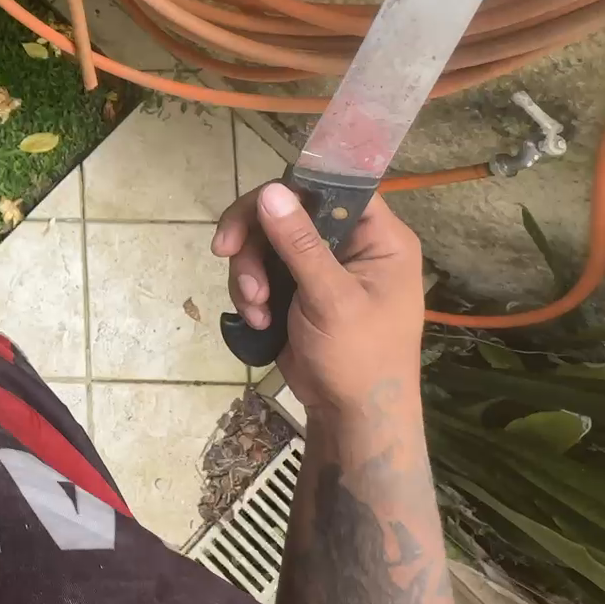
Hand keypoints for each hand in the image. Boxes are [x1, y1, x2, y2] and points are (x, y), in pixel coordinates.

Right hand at [212, 183, 424, 418]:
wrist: (349, 415)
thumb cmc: (359, 358)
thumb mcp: (330, 298)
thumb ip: (299, 243)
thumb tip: (271, 191)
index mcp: (378, 238)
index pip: (330, 188)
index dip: (289, 192)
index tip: (252, 213)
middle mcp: (349, 243)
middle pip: (285, 211)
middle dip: (253, 240)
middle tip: (226, 254)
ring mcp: (319, 264)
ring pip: (263, 240)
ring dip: (248, 272)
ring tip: (254, 308)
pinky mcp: (294, 285)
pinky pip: (258, 267)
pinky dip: (249, 290)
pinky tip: (257, 318)